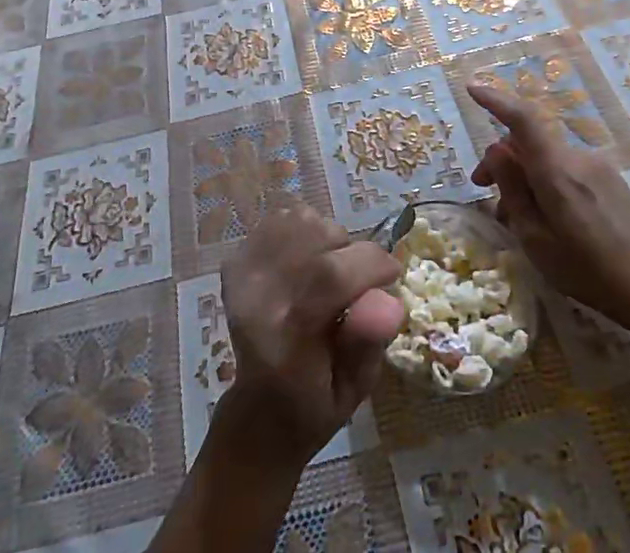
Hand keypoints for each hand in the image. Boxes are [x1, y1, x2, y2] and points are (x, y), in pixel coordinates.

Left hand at [216, 205, 404, 466]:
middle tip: (358, 284)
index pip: (330, 274)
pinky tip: (309, 260)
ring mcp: (242, 272)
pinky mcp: (237, 259)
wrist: (259, 410)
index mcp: (286, 335)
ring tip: (332, 271)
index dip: (372, 264)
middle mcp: (257, 295)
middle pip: (319, 236)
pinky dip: (306, 231)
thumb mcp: (354, 390)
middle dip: (354, 252)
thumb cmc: (314, 404)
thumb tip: (389, 300)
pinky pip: (283, 220)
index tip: (392, 277)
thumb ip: (368, 343)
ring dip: (329, 239)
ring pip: (303, 220)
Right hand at [466, 83, 629, 338]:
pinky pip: (567, 171)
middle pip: (530, 142)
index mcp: (556, 171)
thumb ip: (513, 190)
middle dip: (502, 159)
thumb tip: (496, 151)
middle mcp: (578, 159)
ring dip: (524, 177)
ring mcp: (598, 168)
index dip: (495, 101)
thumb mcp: (534, 238)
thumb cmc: (586, 270)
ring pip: (547, 159)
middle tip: (482, 190)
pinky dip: (547, 183)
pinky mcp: (610, 181)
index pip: (522, 120)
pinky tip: (546, 218)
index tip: (471, 89)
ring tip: (515, 218)